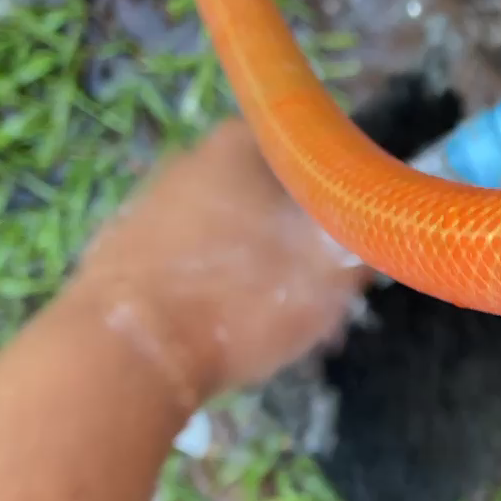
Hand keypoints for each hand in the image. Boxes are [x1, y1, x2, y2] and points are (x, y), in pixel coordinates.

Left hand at [65, 121, 369, 402]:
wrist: (132, 353)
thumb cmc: (243, 299)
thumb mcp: (330, 278)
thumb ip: (361, 245)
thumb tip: (374, 231)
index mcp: (237, 151)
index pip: (302, 146)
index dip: (334, 183)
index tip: (353, 220)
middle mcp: (189, 163)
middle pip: (266, 191)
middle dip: (301, 231)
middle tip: (328, 279)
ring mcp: (150, 206)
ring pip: (233, 229)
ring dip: (266, 262)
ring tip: (292, 314)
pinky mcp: (125, 252)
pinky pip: (196, 259)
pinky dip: (222, 282)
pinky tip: (242, 324)